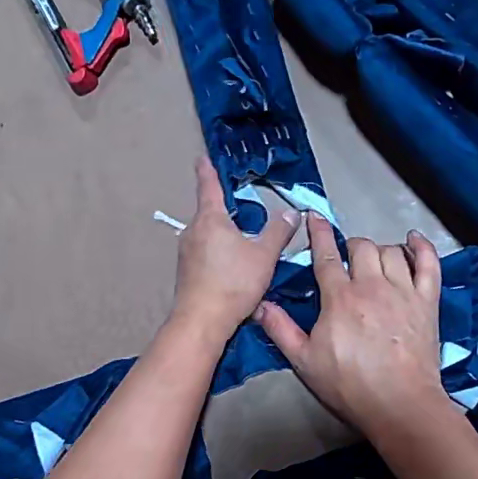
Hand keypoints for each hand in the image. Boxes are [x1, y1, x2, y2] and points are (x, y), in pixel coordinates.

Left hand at [170, 157, 299, 338]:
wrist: (201, 320)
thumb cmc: (233, 283)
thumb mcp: (264, 256)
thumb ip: (278, 232)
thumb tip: (291, 213)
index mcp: (210, 219)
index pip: (209, 186)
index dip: (207, 170)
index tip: (202, 158)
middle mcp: (192, 230)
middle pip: (209, 212)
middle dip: (225, 210)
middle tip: (243, 209)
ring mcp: (185, 251)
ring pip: (207, 234)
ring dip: (222, 234)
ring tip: (243, 243)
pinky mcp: (185, 271)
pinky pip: (203, 252)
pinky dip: (217, 252)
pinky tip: (232, 267)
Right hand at [255, 214, 453, 436]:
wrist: (401, 406)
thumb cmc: (349, 384)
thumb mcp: (304, 360)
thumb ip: (280, 329)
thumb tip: (260, 304)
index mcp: (339, 297)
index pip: (326, 255)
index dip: (319, 233)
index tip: (314, 217)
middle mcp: (371, 286)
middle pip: (361, 247)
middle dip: (350, 246)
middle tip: (346, 259)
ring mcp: (403, 292)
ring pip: (391, 252)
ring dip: (379, 250)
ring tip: (373, 261)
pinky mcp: (427, 303)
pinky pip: (428, 264)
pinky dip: (422, 247)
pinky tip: (413, 240)